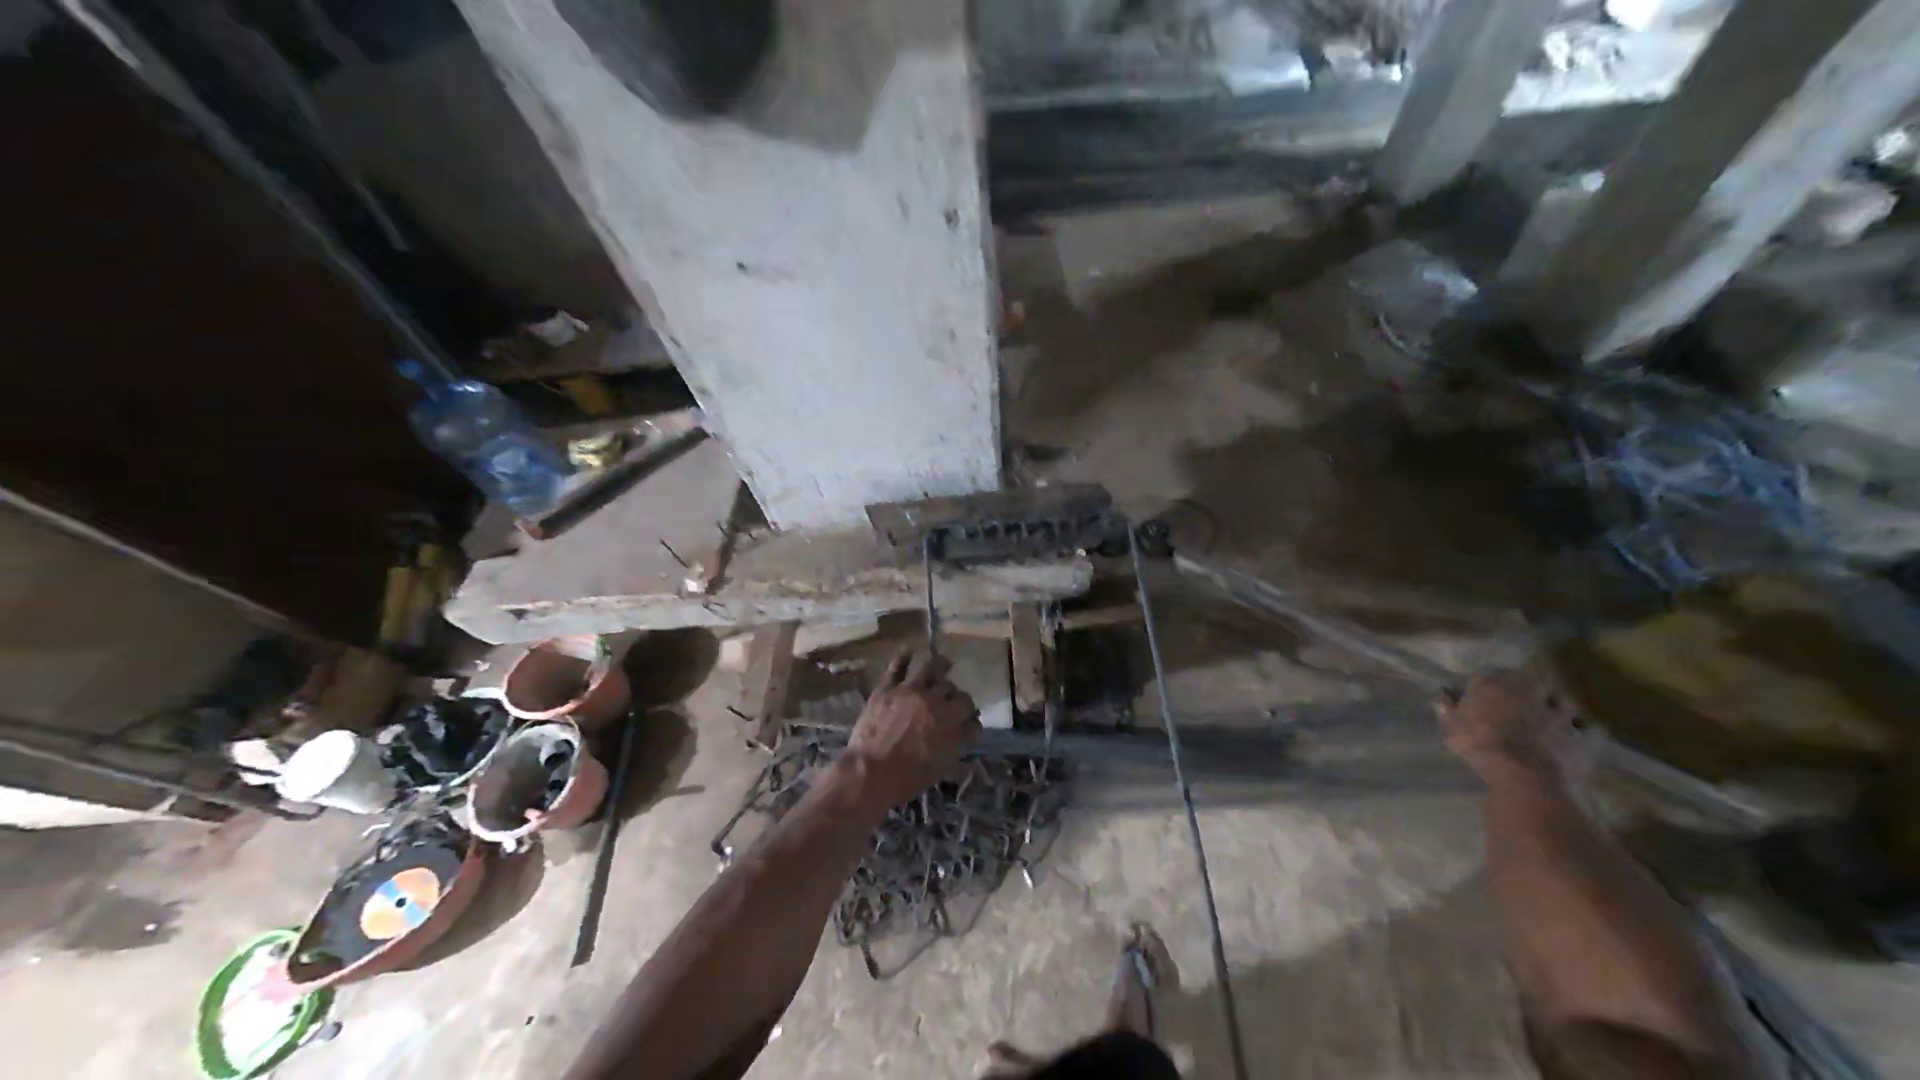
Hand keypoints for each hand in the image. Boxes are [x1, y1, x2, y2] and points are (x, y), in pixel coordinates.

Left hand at [841, 649, 979, 809]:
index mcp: (950, 720)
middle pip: (951, 688)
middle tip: (951, 699)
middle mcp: (934, 700)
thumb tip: (969, 735)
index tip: (968, 720)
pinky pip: (896, 667)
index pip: (969, 707)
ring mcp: (909, 691)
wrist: (871, 771)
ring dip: (940, 665)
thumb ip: (958, 747)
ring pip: (930, 669)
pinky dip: (903, 656)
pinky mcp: (886, 689)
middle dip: (954, 693)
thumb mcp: (942, 768)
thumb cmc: (908, 777)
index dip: (970, 713)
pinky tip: (909, 649)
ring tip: (944, 663)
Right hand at [1436, 668, 1582, 789]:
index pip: (1489, 675)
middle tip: (1525, 698)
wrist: (1524, 776)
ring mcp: (1558, 713)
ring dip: (1560, 705)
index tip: (1484, 692)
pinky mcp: (1582, 735)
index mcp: (1493, 686)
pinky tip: (1580, 736)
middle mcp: (1528, 692)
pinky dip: (1586, 732)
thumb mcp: (1452, 729)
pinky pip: (1589, 731)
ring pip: (1564, 701)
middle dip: (1530, 687)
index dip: (1488, 684)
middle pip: (1533, 680)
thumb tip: (1443, 695)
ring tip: (1554, 715)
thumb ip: (1447, 709)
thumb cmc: (1480, 747)